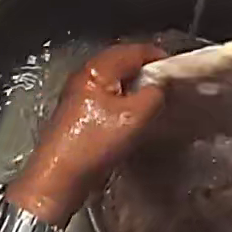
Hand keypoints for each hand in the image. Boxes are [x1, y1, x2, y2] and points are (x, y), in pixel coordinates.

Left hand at [8, 42, 166, 226]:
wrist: (55, 182)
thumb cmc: (93, 145)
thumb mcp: (134, 119)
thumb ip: (154, 96)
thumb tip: (162, 87)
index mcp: (98, 68)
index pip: (134, 50)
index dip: (158, 57)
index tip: (176, 70)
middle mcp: (85, 73)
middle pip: (123, 61)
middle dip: (146, 70)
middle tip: (167, 83)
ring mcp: (78, 91)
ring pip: (114, 79)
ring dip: (134, 86)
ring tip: (153, 98)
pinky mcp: (76, 111)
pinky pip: (106, 94)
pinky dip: (122, 98)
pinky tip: (131, 114)